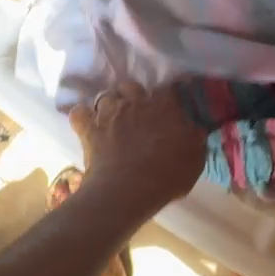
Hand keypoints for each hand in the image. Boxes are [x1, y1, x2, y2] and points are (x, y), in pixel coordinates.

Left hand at [69, 82, 208, 217]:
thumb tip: (194, 127)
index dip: (168, 97)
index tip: (171, 107)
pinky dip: (83, 116)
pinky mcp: (88, 128)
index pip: (169, 90)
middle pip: (131, 85)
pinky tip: (88, 124)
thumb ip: (195, 138)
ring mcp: (108, 113)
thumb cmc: (167, 175)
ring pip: (106, 95)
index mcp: (164, 106)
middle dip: (133, 94)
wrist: (128, 190)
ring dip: (109, 104)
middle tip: (137, 111)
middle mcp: (135, 102)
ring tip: (112, 118)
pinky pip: (79, 112)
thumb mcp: (195, 158)